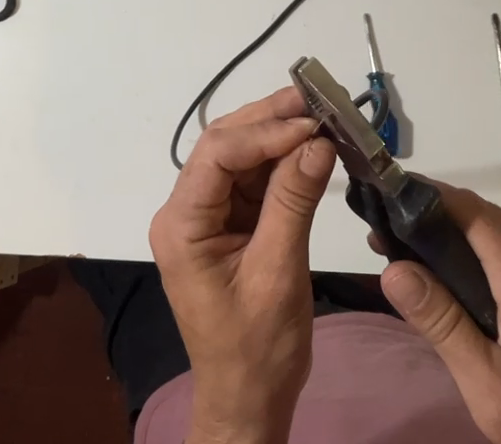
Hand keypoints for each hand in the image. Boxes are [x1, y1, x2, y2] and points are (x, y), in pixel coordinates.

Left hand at [149, 86, 337, 443]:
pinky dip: (281, 162)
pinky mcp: (227, 224)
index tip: (311, 124)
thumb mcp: (278, 273)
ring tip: (319, 115)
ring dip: (278, 135)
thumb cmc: (257, 348)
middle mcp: (185, 211)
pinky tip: (310, 148)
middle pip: (223, 147)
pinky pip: (252, 181)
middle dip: (269, 121)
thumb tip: (318, 142)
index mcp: (181, 224)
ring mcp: (205, 216)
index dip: (263, 132)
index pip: (216, 156)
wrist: (248, 399)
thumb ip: (294, 203)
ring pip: (239, 158)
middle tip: (316, 101)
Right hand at [377, 184, 500, 443]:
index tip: (387, 202)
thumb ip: (444, 326)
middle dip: (442, 223)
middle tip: (398, 247)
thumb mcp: (496, 396)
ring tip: (439, 274)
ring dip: (476, 243)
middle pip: (492, 220)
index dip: (426, 196)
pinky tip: (494, 294)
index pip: (471, 211)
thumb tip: (392, 269)